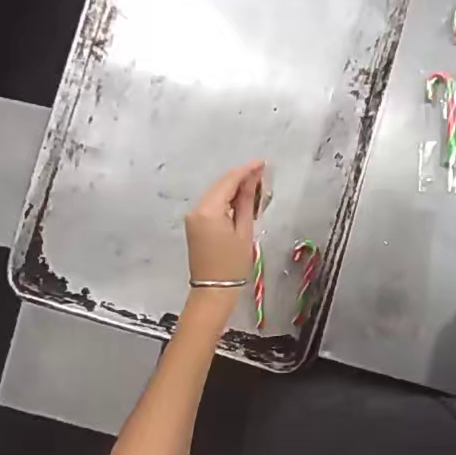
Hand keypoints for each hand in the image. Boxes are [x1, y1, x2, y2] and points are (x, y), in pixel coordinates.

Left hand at [185, 161, 264, 284]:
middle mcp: (196, 210)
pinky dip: (226, 201)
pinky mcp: (194, 225)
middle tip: (262, 177)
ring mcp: (193, 217)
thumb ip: (247, 202)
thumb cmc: (232, 265)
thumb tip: (252, 180)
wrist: (212, 290)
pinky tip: (241, 203)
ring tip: (255, 191)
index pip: (228, 182)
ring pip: (216, 194)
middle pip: (220, 185)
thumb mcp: (244, 231)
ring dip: (233, 190)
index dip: (246, 171)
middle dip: (240, 179)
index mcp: (208, 210)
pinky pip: (211, 205)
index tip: (262, 164)